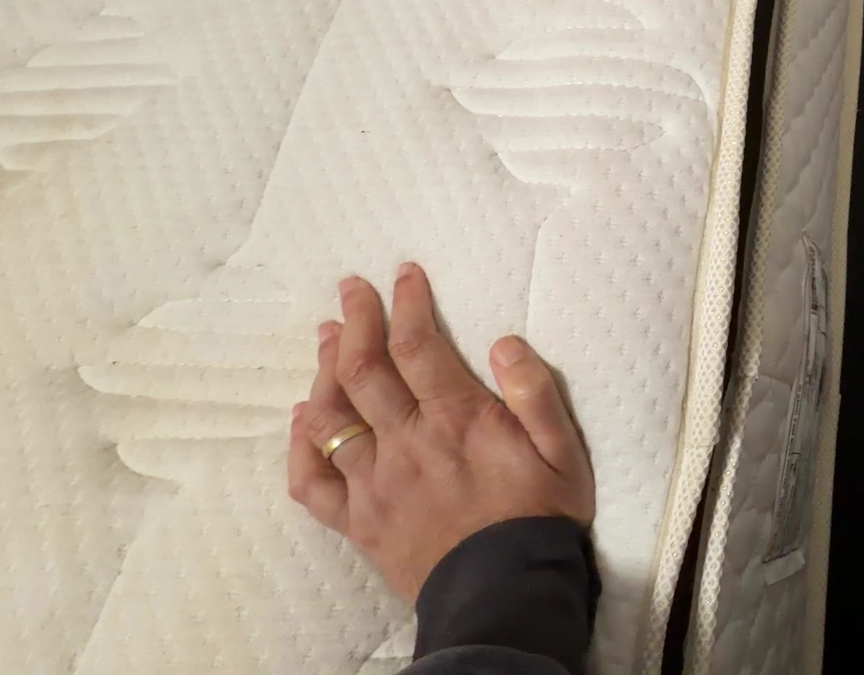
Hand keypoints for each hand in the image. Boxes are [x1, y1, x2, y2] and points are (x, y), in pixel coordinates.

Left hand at [287, 263, 594, 600]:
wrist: (507, 590)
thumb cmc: (542, 510)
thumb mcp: (562, 446)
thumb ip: (534, 391)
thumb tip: (504, 341)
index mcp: (457, 420)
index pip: (420, 348)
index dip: (406, 305)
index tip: (402, 273)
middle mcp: (407, 443)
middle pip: (365, 372)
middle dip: (355, 322)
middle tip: (349, 290)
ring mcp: (375, 484)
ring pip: (332, 417)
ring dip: (324, 370)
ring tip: (325, 337)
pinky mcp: (359, 521)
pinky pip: (312, 483)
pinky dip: (301, 445)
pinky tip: (302, 419)